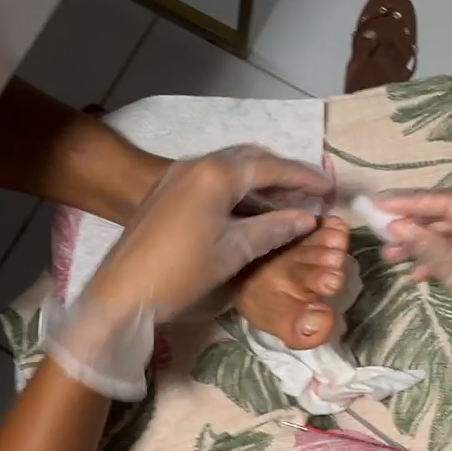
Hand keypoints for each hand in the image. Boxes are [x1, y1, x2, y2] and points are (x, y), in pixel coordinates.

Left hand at [47, 146, 328, 397]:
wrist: (122, 291)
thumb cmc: (182, 271)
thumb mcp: (234, 251)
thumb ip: (274, 229)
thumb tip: (306, 218)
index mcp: (216, 174)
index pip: (270, 167)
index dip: (303, 177)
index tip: (330, 188)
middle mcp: (196, 164)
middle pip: (249, 159)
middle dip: (281, 173)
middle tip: (309, 193)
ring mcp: (177, 176)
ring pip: (228, 168)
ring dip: (258, 182)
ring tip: (286, 203)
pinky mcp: (166, 192)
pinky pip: (211, 180)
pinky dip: (235, 190)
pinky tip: (249, 211)